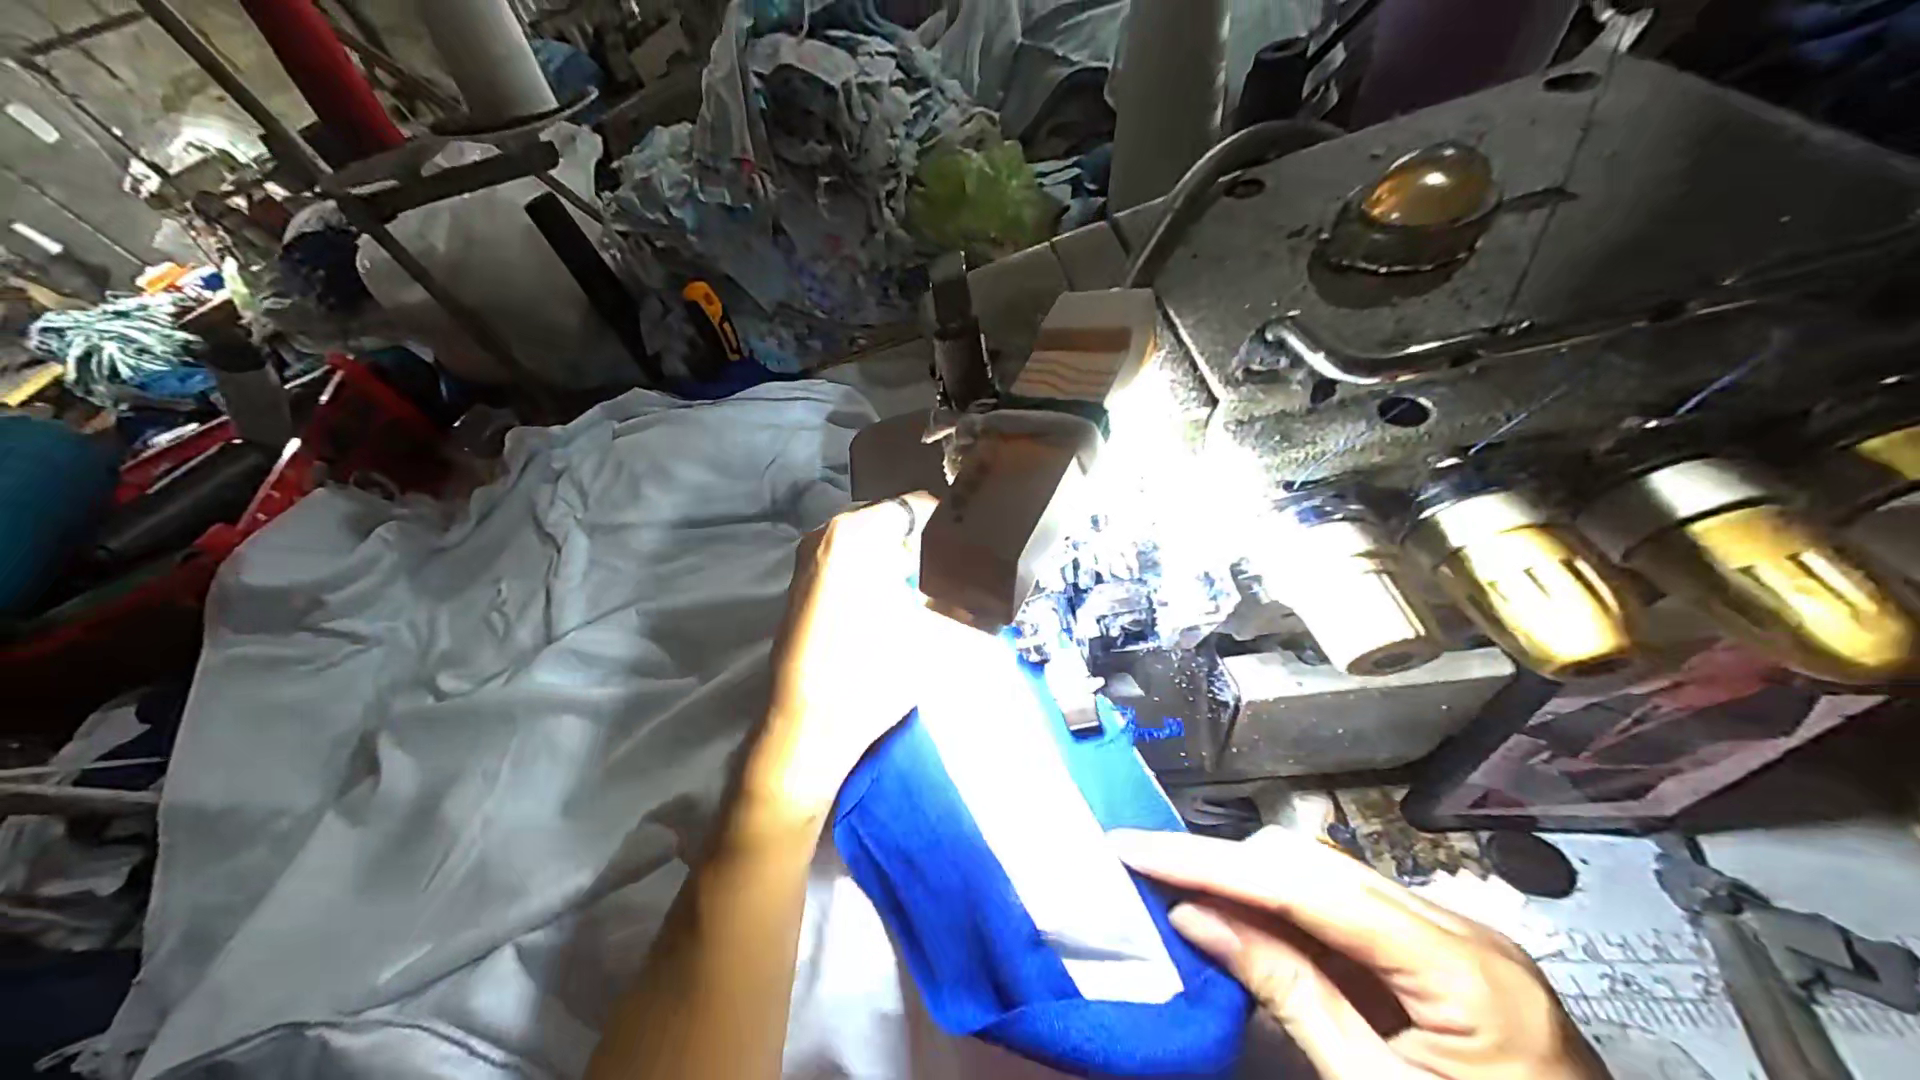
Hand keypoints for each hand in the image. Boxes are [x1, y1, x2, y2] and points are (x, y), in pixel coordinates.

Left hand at [742, 492, 944, 822]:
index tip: (973, 547)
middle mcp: (825, 534)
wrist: (808, 726)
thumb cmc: (870, 675)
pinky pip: (850, 561)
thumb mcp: (934, 638)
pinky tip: (895, 602)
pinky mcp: (801, 585)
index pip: (915, 506)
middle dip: (924, 543)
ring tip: (930, 588)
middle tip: (956, 570)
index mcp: (854, 534)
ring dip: (899, 559)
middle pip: (890, 521)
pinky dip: (875, 572)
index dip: (949, 525)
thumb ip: (966, 607)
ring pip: (869, 542)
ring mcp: (808, 559)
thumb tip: (993, 598)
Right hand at [1111, 828, 1608, 1079]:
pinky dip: (1282, 906)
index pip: (1307, 885)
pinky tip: (1241, 915)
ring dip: (1247, 878)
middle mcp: (1462, 928)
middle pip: (1313, 862)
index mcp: (1464, 972)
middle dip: (1223, 863)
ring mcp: (1456, 933)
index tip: (1136, 848)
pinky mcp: (1439, 947)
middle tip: (1148, 872)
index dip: (1211, 861)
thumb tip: (1194, 915)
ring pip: (1324, 872)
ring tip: (1181, 887)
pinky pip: (1343, 904)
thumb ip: (1286, 993)